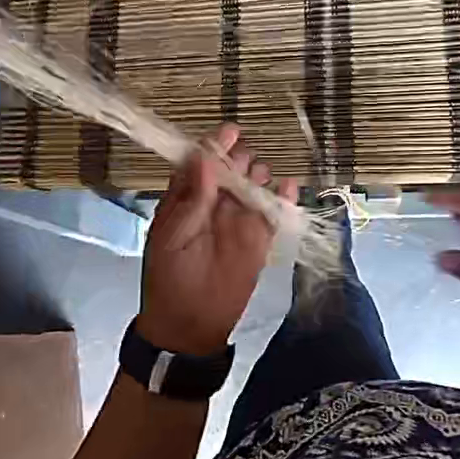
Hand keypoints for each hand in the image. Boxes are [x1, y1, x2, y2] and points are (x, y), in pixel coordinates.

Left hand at [135, 125, 298, 355]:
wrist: (190, 326)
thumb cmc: (171, 279)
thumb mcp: (172, 237)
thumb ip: (191, 199)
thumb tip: (202, 157)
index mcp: (186, 199)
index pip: (200, 162)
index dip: (214, 145)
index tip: (229, 132)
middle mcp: (214, 203)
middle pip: (230, 168)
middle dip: (238, 159)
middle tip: (244, 164)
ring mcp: (238, 219)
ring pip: (254, 185)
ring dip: (259, 175)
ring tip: (260, 178)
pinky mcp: (260, 238)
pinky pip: (274, 212)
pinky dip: (284, 198)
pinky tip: (288, 188)